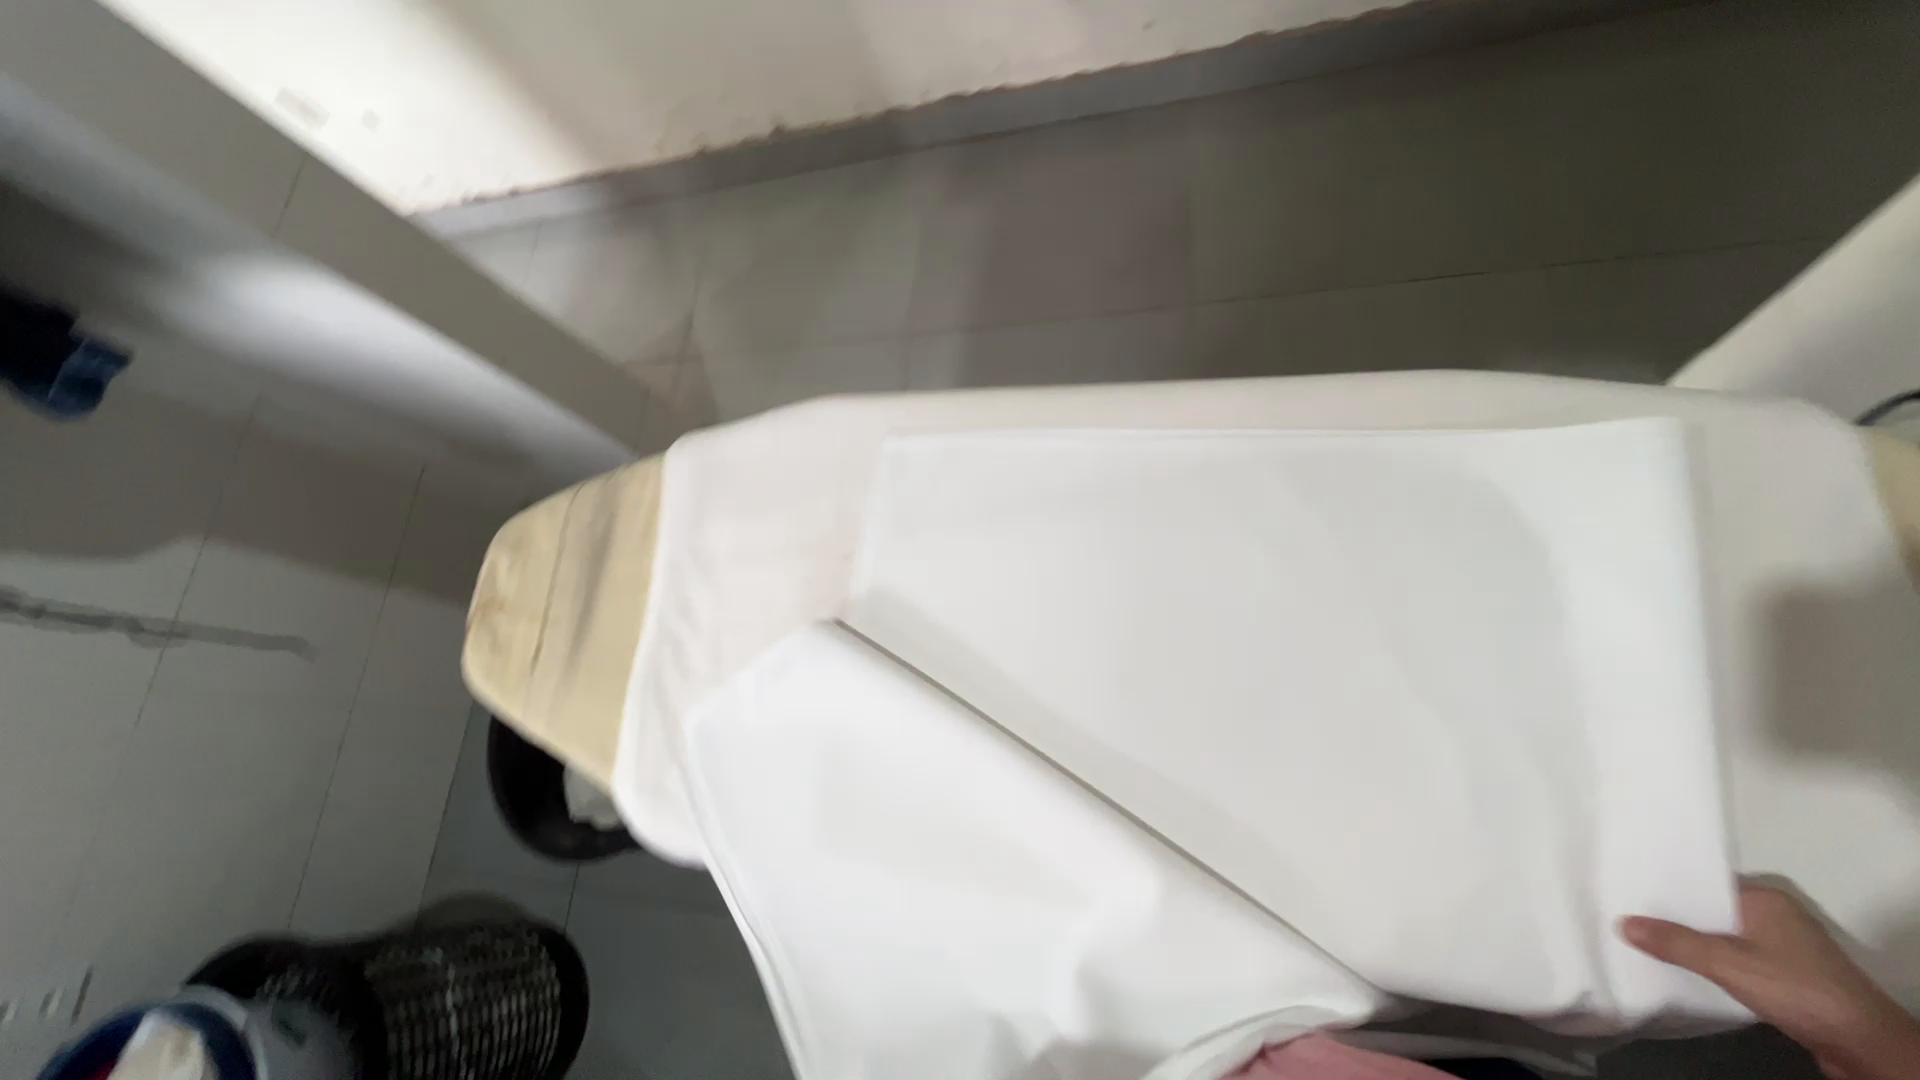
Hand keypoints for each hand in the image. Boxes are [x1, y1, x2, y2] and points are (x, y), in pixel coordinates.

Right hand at [1620, 883, 1919, 1079]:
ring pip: (1724, 935)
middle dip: (1675, 914)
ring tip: (1647, 938)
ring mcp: (1786, 947)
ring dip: (1694, 941)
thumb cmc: (1798, 989)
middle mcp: (1777, 915)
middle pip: (1712, 908)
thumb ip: (1674, 942)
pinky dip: (1713, 961)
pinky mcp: (1790, 975)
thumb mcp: (1727, 964)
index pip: (1704, 880)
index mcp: (1765, 898)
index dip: (1666, 884)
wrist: (1866, 1046)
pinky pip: (1737, 956)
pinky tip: (1686, 966)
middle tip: (1627, 911)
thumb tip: (1622, 923)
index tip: (1627, 886)